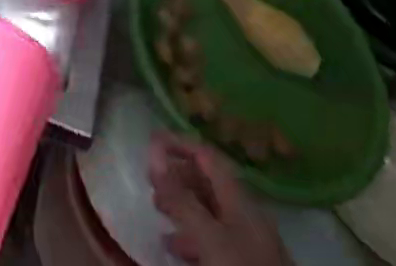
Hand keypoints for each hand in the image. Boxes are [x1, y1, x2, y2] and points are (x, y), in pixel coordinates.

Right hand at [148, 133, 291, 265]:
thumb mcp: (208, 236)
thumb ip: (181, 198)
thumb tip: (154, 154)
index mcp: (238, 196)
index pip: (207, 155)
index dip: (179, 143)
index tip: (152, 141)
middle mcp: (243, 210)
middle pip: (207, 181)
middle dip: (177, 175)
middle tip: (150, 181)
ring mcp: (245, 237)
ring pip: (208, 209)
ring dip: (181, 205)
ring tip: (156, 209)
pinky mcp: (243, 261)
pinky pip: (211, 237)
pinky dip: (190, 233)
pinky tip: (173, 246)